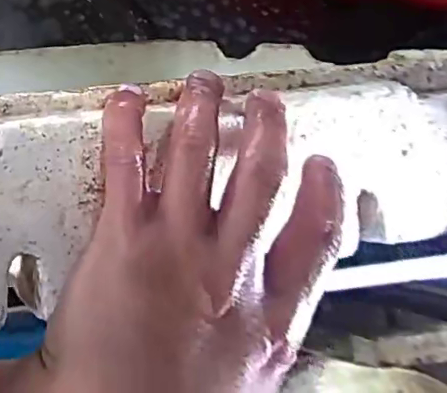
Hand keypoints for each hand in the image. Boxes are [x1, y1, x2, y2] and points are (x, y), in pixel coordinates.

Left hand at [21, 73, 346, 392]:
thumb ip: (263, 332)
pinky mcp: (122, 234)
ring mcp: (175, 246)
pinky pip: (126, 162)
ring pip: (198, 157)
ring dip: (204, 111)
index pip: (315, 241)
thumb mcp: (247, 377)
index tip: (324, 162)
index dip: (324, 195)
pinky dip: (127, 123)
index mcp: (268, 314)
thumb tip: (269, 302)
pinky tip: (129, 97)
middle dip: (266, 132)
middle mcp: (230, 271)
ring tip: (206, 84)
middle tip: (265, 102)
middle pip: (260, 183)